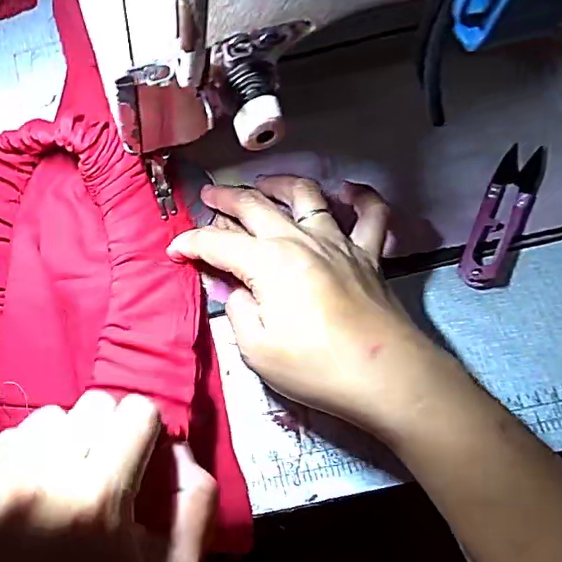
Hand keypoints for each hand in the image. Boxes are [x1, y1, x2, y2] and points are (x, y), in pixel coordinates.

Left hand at [0, 391, 216, 561]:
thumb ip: (197, 499)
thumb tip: (176, 442)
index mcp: (96, 498)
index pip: (134, 410)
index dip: (145, 433)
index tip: (138, 459)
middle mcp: (38, 477)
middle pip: (91, 404)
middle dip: (106, 432)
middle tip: (101, 473)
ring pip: (47, 417)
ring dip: (63, 442)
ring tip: (61, 485)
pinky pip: (7, 437)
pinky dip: (24, 456)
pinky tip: (27, 497)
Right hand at [167, 176, 464, 442]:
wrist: (387, 377)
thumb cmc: (314, 366)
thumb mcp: (255, 347)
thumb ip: (237, 308)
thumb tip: (234, 287)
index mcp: (267, 262)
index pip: (217, 243)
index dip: (191, 244)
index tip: (175, 251)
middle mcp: (300, 241)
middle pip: (256, 207)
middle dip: (226, 198)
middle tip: (209, 194)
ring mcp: (338, 244)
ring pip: (308, 197)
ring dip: (281, 185)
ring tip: (265, 183)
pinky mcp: (368, 256)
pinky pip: (370, 215)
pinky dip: (360, 197)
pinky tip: (348, 190)